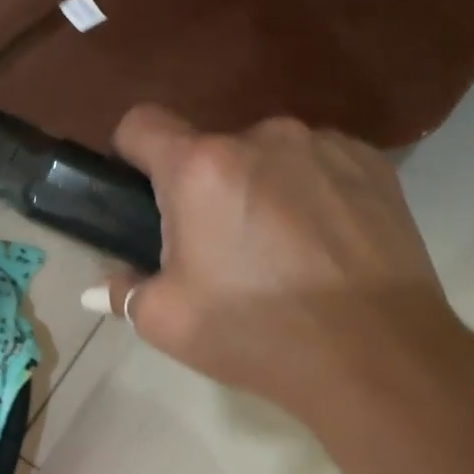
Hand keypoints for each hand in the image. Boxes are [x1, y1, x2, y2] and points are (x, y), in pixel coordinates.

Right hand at [97, 105, 473, 428]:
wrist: (372, 350)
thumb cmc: (251, 332)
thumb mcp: (163, 321)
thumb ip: (122, 290)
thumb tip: (100, 286)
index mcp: (199, 170)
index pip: (141, 124)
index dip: (128, 154)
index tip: (136, 196)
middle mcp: (263, 137)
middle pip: (208, 150)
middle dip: (198, 190)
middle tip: (207, 251)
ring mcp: (325, 145)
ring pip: (264, 159)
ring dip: (253, 191)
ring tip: (269, 253)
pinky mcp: (373, 164)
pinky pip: (315, 167)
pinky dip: (303, 196)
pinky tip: (314, 248)